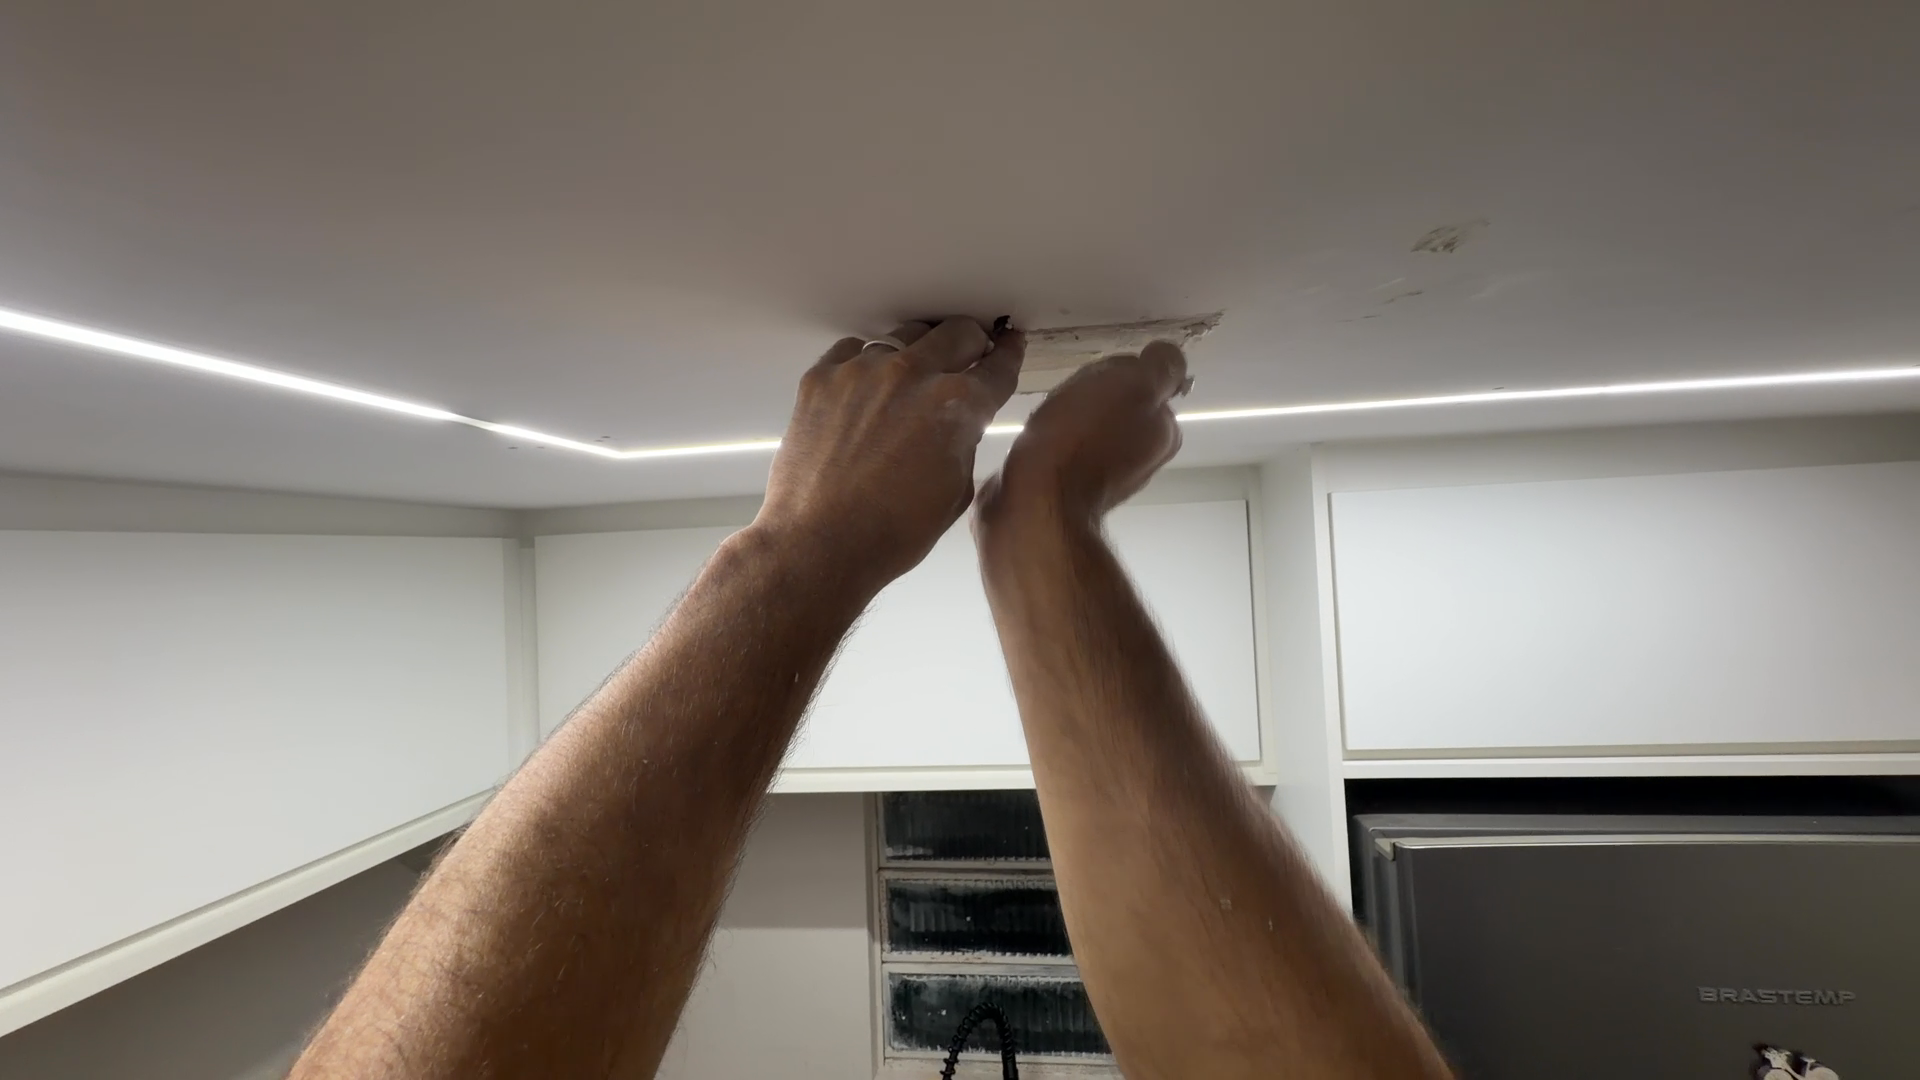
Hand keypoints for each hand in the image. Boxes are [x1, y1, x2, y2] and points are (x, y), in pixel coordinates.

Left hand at [756, 317, 1023, 595]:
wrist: (820, 544)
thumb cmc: (890, 532)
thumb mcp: (955, 492)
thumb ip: (964, 444)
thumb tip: (959, 425)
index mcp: (957, 405)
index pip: (997, 367)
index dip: (1008, 355)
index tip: (1009, 345)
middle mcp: (913, 374)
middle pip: (956, 332)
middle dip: (970, 341)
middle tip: (968, 354)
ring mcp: (863, 371)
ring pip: (905, 336)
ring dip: (919, 350)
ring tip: (914, 375)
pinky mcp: (822, 378)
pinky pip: (853, 351)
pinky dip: (867, 364)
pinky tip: (867, 389)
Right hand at [976, 341, 1187, 532]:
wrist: (1035, 502)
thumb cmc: (1082, 438)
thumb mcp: (1134, 385)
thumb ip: (1160, 366)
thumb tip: (1166, 357)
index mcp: (1164, 433)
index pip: (1147, 383)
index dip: (1119, 372)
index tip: (1098, 381)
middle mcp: (1143, 459)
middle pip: (1116, 404)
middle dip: (1090, 395)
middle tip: (1068, 400)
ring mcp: (1105, 477)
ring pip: (1088, 426)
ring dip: (1067, 417)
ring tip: (1048, 423)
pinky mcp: (1069, 490)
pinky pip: (1064, 449)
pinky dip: (1051, 441)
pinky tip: (1037, 444)